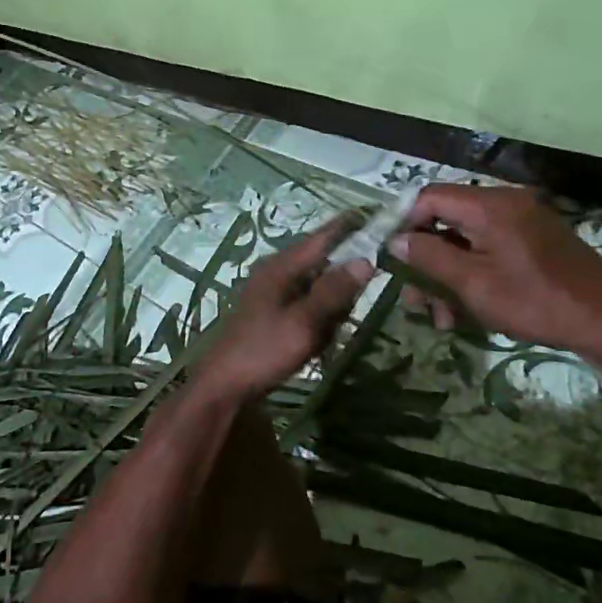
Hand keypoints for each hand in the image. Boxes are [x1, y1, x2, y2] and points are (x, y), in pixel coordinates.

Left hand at [194, 216, 375, 400]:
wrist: (224, 385)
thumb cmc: (263, 350)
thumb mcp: (304, 322)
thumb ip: (334, 291)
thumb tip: (365, 259)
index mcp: (281, 266)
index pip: (322, 236)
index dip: (349, 227)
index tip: (377, 217)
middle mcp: (276, 272)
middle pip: (323, 264)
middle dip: (341, 286)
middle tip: (344, 315)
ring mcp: (273, 292)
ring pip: (317, 289)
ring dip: (329, 310)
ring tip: (324, 336)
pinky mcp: (272, 313)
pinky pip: (306, 308)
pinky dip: (317, 322)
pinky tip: (314, 344)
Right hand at [387, 184, 601, 351]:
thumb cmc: (535, 301)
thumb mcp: (472, 283)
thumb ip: (430, 257)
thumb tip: (395, 240)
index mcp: (490, 205)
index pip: (428, 197)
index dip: (404, 224)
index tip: (391, 258)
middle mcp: (506, 203)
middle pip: (446, 221)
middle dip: (425, 261)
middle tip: (415, 301)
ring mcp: (523, 221)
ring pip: (466, 240)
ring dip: (447, 276)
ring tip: (442, 318)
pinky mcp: (534, 241)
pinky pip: (489, 248)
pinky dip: (472, 274)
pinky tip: (466, 310)